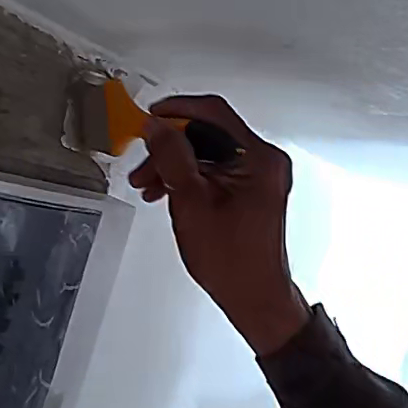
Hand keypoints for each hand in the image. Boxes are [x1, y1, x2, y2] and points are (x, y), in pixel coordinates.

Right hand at [129, 95, 309, 354]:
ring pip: (208, 152)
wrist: (254, 296)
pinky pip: (215, 168)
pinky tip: (167, 190)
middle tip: (144, 160)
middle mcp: (264, 161)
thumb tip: (157, 127)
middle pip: (208, 133)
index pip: (214, 113)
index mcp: (258, 159)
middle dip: (170, 145)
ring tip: (149, 183)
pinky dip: (189, 175)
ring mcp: (259, 175)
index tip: (151, 117)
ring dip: (175, 163)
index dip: (177, 110)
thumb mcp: (191, 201)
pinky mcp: (250, 189)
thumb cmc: (233, 260)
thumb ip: (172, 157)